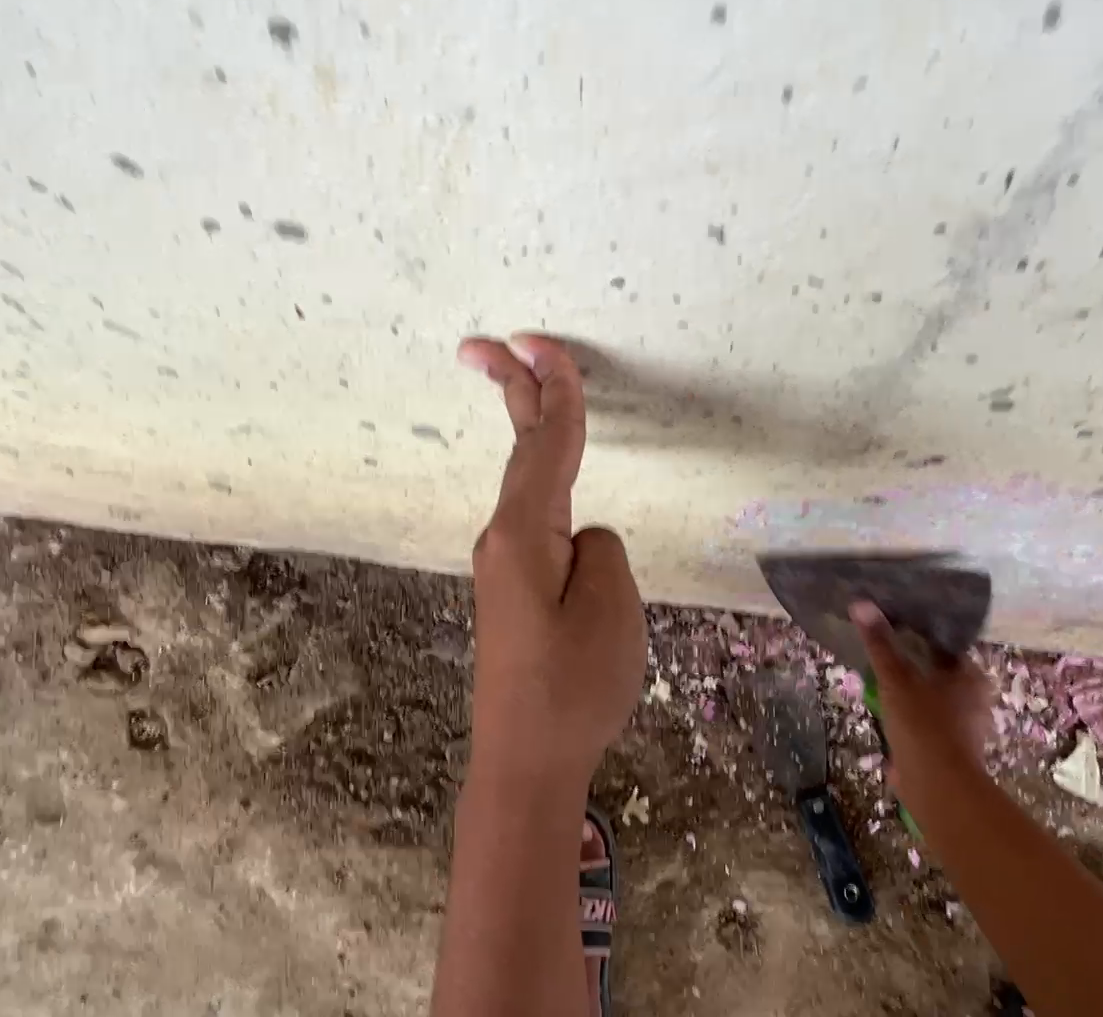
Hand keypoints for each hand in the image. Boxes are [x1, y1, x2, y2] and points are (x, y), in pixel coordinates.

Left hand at [456, 334, 647, 791]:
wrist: (526, 759)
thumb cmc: (572, 687)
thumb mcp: (611, 608)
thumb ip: (600, 549)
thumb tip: (582, 537)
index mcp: (525, 533)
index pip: (547, 446)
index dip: (555, 393)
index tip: (546, 345)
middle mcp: (504, 539)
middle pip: (522, 452)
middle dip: (516, 392)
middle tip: (491, 344)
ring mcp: (504, 567)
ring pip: (528, 485)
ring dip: (535, 434)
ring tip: (533, 390)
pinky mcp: (512, 591)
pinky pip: (534, 519)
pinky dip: (545, 481)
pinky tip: (554, 485)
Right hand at [850, 602, 993, 803]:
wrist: (938, 787)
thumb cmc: (923, 724)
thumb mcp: (895, 678)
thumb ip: (879, 643)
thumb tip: (861, 603)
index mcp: (971, 676)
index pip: (944, 645)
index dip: (917, 634)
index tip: (889, 625)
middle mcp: (974, 698)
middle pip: (936, 670)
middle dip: (909, 662)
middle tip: (878, 650)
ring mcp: (962, 725)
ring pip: (929, 696)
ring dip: (907, 690)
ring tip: (877, 678)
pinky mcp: (947, 747)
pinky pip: (924, 720)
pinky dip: (907, 714)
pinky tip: (884, 711)